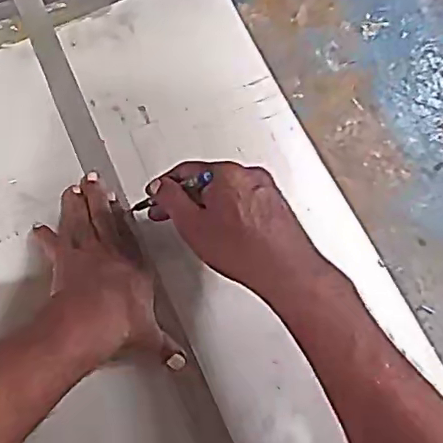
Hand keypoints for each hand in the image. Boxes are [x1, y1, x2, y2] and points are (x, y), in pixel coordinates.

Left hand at [32, 174, 185, 367]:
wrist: (90, 323)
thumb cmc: (118, 323)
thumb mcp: (150, 339)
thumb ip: (164, 348)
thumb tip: (177, 361)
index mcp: (135, 268)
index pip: (131, 237)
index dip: (125, 219)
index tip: (120, 206)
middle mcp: (110, 255)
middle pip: (103, 218)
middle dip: (98, 197)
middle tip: (93, 180)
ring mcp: (86, 254)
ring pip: (80, 220)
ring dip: (75, 203)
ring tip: (72, 190)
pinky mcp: (64, 261)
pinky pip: (54, 243)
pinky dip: (46, 235)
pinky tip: (39, 228)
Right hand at [146, 161, 337, 300]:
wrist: (285, 271)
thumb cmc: (246, 251)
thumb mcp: (191, 225)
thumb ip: (170, 200)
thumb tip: (161, 187)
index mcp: (226, 173)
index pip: (186, 171)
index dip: (165, 186)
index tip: (157, 196)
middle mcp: (248, 175)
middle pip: (207, 179)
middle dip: (187, 197)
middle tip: (171, 213)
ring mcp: (265, 189)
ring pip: (226, 191)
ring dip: (209, 205)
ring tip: (200, 230)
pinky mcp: (274, 204)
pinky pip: (243, 201)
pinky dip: (229, 212)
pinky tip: (225, 234)